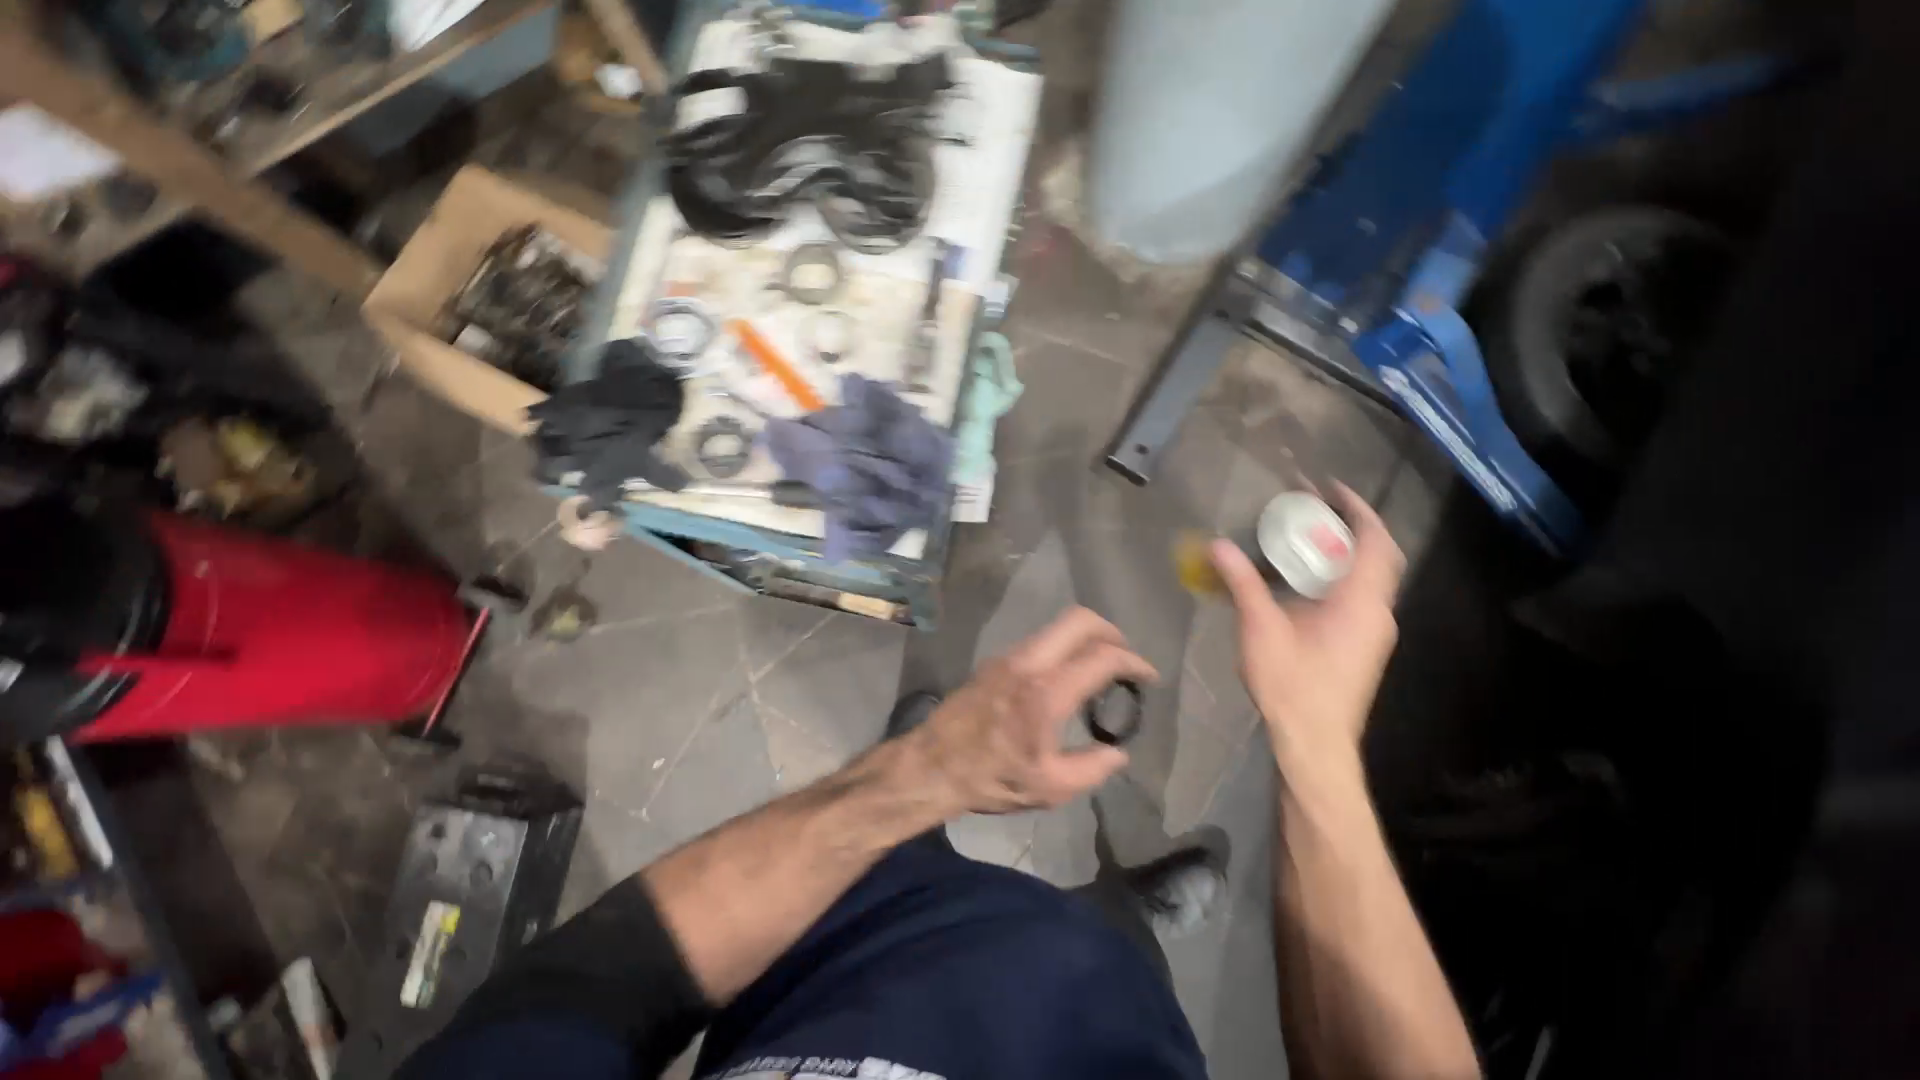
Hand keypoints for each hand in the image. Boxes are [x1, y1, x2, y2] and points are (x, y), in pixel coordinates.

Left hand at [908, 607, 1159, 814]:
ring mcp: (1008, 658)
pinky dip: (1062, 648)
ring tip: (1098, 669)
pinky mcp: (994, 663)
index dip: (1134, 662)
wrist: (931, 766)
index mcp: (1047, 692)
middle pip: (1079, 620)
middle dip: (1111, 632)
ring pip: (1056, 627)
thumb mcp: (1050, 787)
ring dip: (1084, 638)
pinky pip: (1039, 641)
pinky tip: (1066, 679)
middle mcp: (1029, 663)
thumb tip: (1117, 753)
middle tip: (1125, 659)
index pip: (1102, 657)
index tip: (1148, 677)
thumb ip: (1093, 768)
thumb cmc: (991, 779)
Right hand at [1211, 485, 1404, 778]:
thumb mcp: (1261, 630)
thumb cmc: (1292, 685)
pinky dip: (1339, 577)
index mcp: (1361, 602)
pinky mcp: (1364, 647)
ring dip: (1344, 554)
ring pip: (1369, 578)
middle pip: (1377, 556)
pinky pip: (1360, 597)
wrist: (1315, 743)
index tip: (1329, 489)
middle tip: (1314, 510)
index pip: (1374, 541)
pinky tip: (1304, 582)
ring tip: (1306, 539)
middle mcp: (1378, 612)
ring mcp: (1374, 632)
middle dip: (1350, 527)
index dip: (1356, 509)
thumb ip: (1243, 584)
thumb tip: (1217, 545)